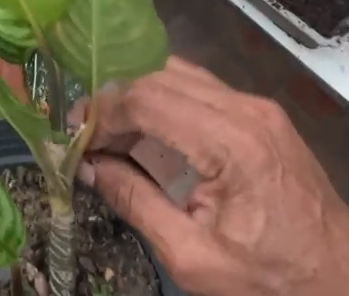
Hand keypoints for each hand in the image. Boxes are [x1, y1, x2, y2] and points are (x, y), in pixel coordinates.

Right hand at [81, 57, 348, 295]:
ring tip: (107, 131)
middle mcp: (247, 108)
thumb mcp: (196, 260)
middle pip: (159, 76)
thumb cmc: (276, 288)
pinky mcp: (265, 118)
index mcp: (234, 142)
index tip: (72, 136)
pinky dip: (164, 101)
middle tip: (83, 133)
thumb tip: (88, 167)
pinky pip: (201, 90)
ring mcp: (260, 108)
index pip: (146, 99)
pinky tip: (146, 129)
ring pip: (178, 75)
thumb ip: (136, 204)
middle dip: (114, 99)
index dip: (102, 112)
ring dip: (138, 96)